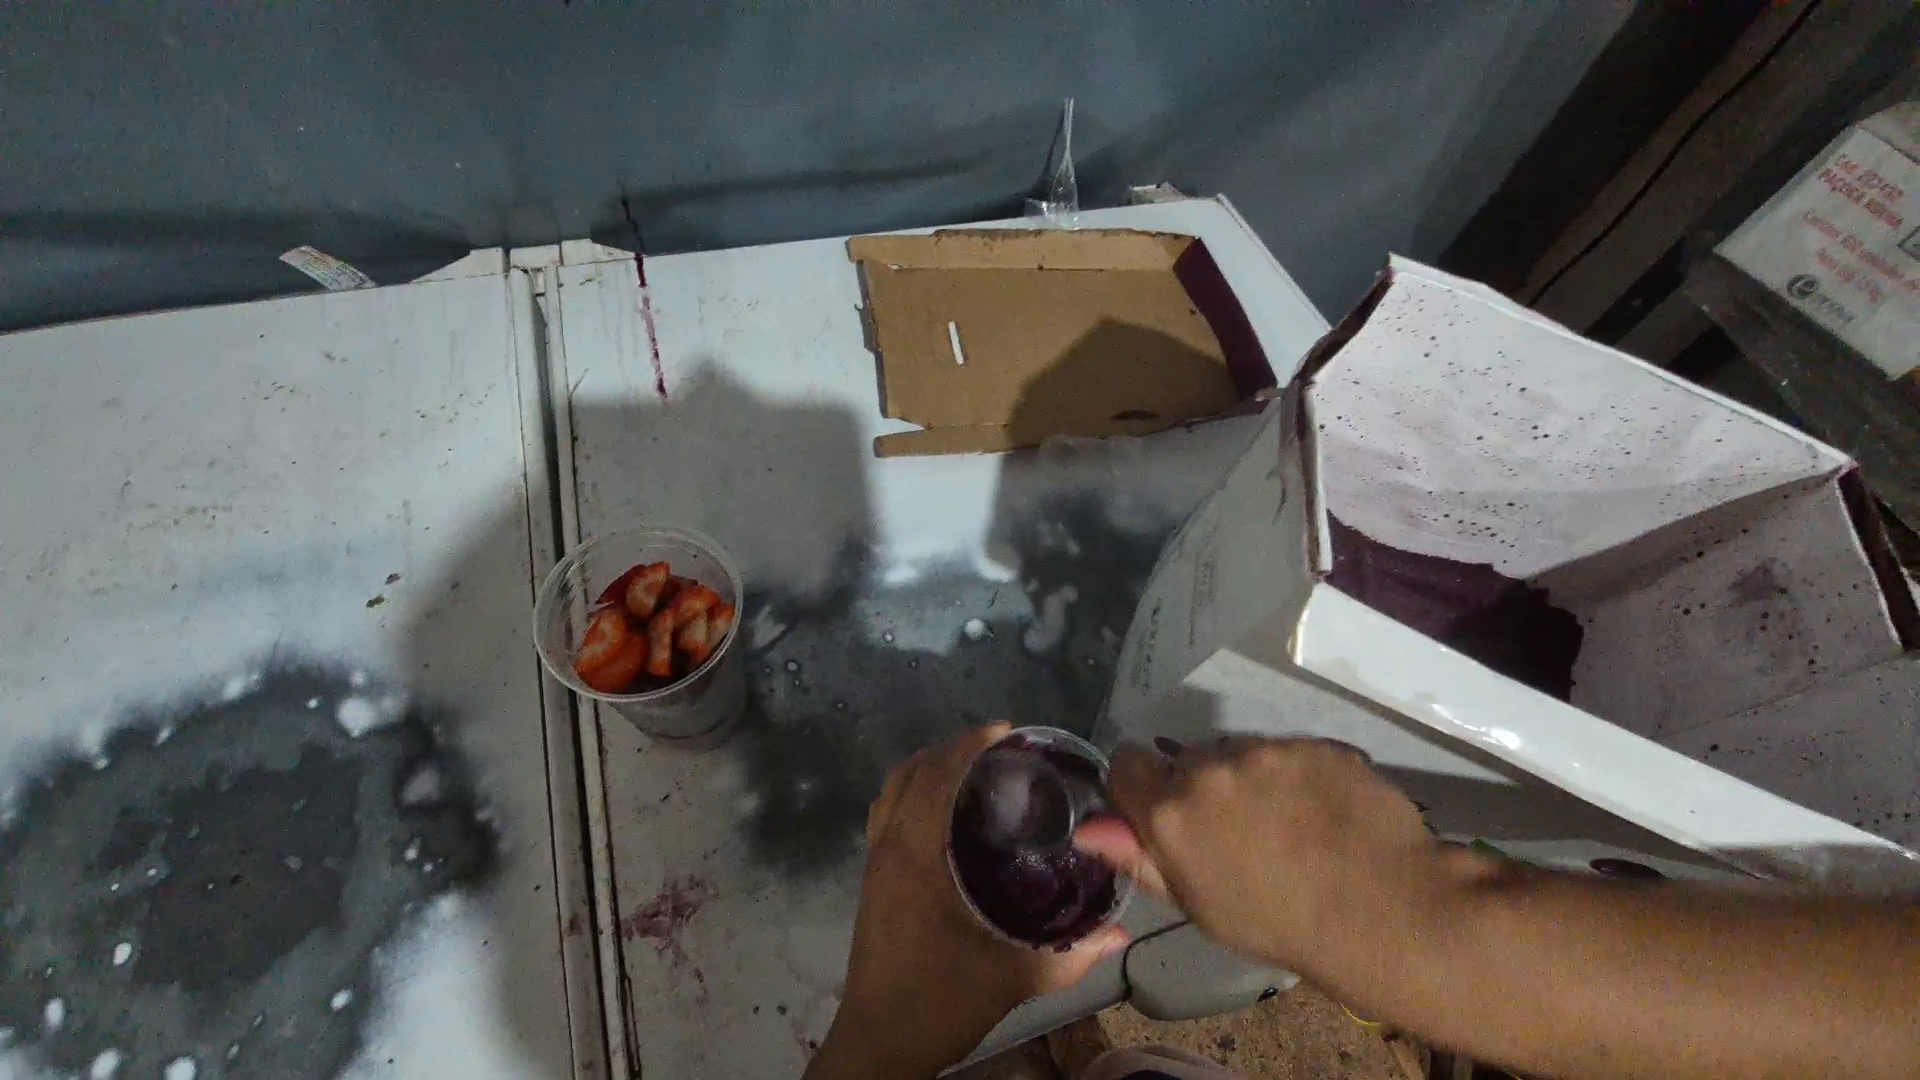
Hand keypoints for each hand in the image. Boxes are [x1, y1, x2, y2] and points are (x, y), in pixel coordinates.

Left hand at [807, 723, 1128, 1079]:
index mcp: (915, 857)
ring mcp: (874, 859)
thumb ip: (1068, 954)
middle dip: (951, 748)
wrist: (878, 1044)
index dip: (966, 745)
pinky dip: (912, 789)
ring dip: (928, 765)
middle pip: (910, 772)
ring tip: (971, 765)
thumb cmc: (938, 1002)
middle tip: (997, 746)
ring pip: (893, 788)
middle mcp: (888, 847)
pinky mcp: (872, 875)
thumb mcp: (1010, 978)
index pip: (934, 777)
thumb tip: (1120, 934)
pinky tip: (944, 807)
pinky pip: (887, 810)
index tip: (1004, 731)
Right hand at [1074, 736, 1482, 981]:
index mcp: (1171, 808)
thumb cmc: (1280, 923)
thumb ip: (1138, 856)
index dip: (1139, 786)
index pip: (1126, 762)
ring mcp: (1265, 750)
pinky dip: (1297, 776)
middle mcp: (1209, 766)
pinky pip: (1289, 753)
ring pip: (1239, 754)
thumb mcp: (1197, 904)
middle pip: (1187, 760)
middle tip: (1238, 830)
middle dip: (1201, 786)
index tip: (1163, 813)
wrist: (1387, 912)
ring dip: (1250, 779)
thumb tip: (1087, 828)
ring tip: (1289, 823)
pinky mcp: (1312, 742)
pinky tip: (1323, 813)